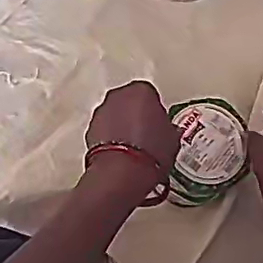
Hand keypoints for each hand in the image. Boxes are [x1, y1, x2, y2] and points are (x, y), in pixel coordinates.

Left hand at [84, 80, 178, 197]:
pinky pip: (103, 130)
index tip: (158, 124)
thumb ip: (167, 128)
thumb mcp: (172, 139)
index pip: (150, 94)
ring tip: (133, 147)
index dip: (154, 110)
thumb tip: (167, 132)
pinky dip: (109, 137)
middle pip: (128, 101)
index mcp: (142, 91)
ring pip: (113, 114)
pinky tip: (121, 153)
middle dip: (135, 114)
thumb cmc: (151, 151)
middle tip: (146, 133)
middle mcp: (118, 96)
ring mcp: (101, 112)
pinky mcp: (90, 130)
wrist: (123, 172)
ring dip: (120, 125)